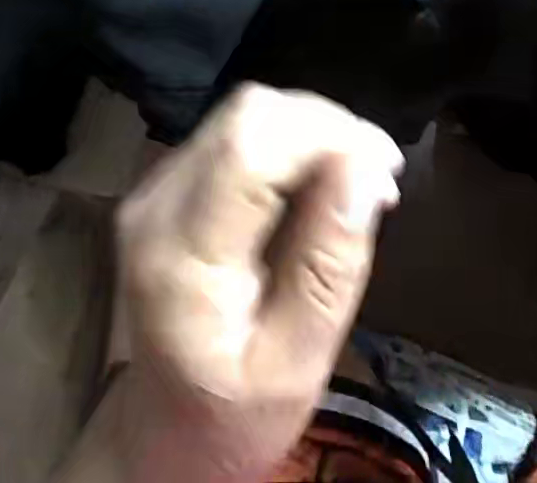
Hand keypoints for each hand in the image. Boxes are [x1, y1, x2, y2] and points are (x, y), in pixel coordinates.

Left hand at [58, 84, 402, 482]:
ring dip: (307, 127)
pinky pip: (230, 133)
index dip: (322, 132)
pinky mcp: (164, 182)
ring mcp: (153, 186)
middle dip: (322, 124)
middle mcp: (155, 202)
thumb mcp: (299, 363)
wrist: (164, 421)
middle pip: (244, 115)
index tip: (384, 159)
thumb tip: (365, 167)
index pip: (247, 150)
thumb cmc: (235, 411)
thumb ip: (329, 262)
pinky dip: (284, 140)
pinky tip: (317, 174)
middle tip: (379, 169)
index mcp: (182, 254)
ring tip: (356, 173)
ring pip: (239, 114)